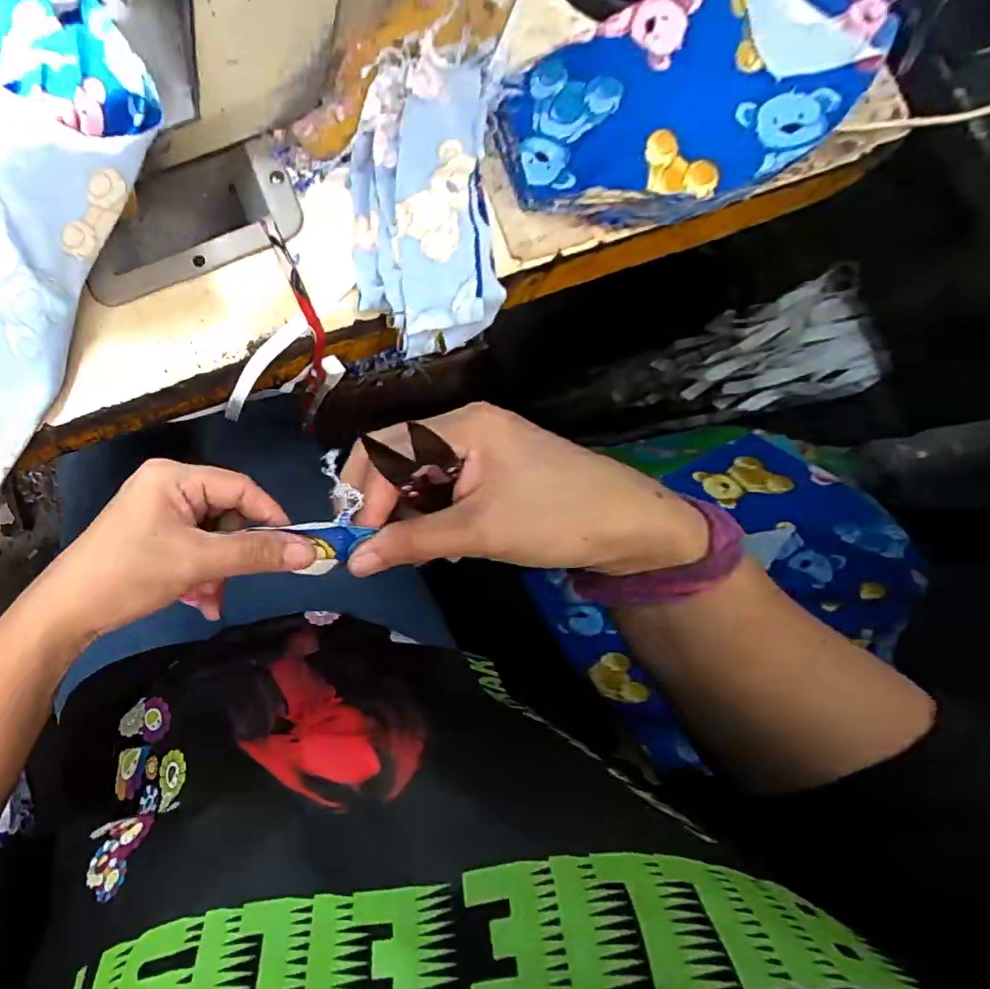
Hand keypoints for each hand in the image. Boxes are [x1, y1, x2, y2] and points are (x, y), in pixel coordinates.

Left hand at [24, 459, 317, 640]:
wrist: (68, 609)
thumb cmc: (132, 574)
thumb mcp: (197, 562)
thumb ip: (254, 554)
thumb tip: (309, 551)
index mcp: (174, 477)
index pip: (240, 487)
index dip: (270, 517)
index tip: (294, 549)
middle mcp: (166, 487)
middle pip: (225, 515)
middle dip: (234, 555)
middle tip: (240, 583)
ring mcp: (156, 513)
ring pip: (210, 539)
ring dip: (217, 573)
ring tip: (209, 602)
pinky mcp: (150, 538)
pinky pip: (191, 551)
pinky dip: (199, 576)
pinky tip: (196, 603)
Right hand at [341, 403, 708, 576]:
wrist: (636, 529)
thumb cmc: (558, 520)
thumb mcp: (478, 533)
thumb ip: (410, 543)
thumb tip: (352, 562)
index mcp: (463, 426)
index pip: (385, 448)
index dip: (365, 495)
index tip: (361, 540)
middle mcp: (463, 426)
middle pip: (391, 453)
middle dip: (373, 498)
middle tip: (366, 539)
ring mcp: (475, 445)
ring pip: (409, 472)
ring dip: (398, 509)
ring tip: (404, 548)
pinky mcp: (484, 468)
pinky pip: (434, 485)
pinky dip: (423, 513)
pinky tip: (431, 543)